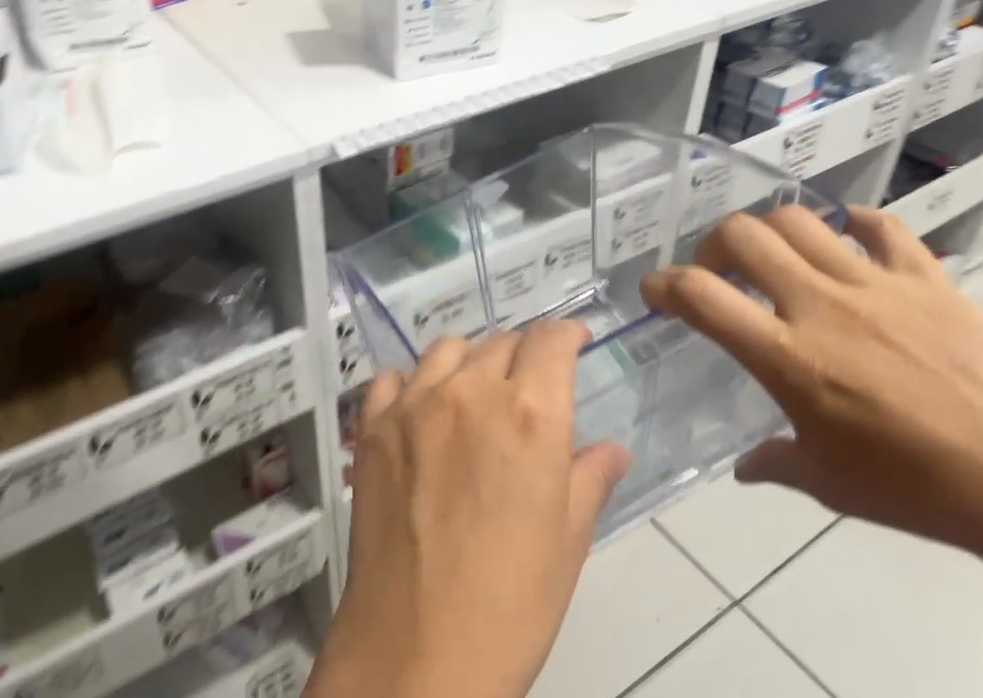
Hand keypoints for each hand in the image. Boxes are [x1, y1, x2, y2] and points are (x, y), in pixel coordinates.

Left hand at [305, 321, 630, 697]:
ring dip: (470, 361)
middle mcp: (469, 392)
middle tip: (530, 384)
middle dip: (523, 354)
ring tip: (476, 393)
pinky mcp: (371, 428)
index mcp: (531, 414)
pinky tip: (421, 411)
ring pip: (446, 350)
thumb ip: (589, 478)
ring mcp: (412, 406)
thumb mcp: (568, 540)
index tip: (576, 342)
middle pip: (500, 342)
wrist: (418, 646)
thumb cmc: (512, 602)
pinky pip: (391, 379)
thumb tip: (610, 450)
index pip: (551, 341)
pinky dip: (412, 383)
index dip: (568, 335)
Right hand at [639, 204, 982, 563]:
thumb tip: (746, 466)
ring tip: (774, 258)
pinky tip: (846, 242)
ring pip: (800, 220)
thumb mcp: (832, 485)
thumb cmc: (924, 492)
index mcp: (789, 359)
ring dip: (770, 230)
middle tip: (716, 274)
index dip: (662, 285)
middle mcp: (822, 307)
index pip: (699, 297)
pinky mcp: (929, 279)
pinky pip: (880, 226)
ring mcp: (878, 285)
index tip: (653, 292)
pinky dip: (851, 224)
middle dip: (711, 246)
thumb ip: (776, 463)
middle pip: (742, 236)